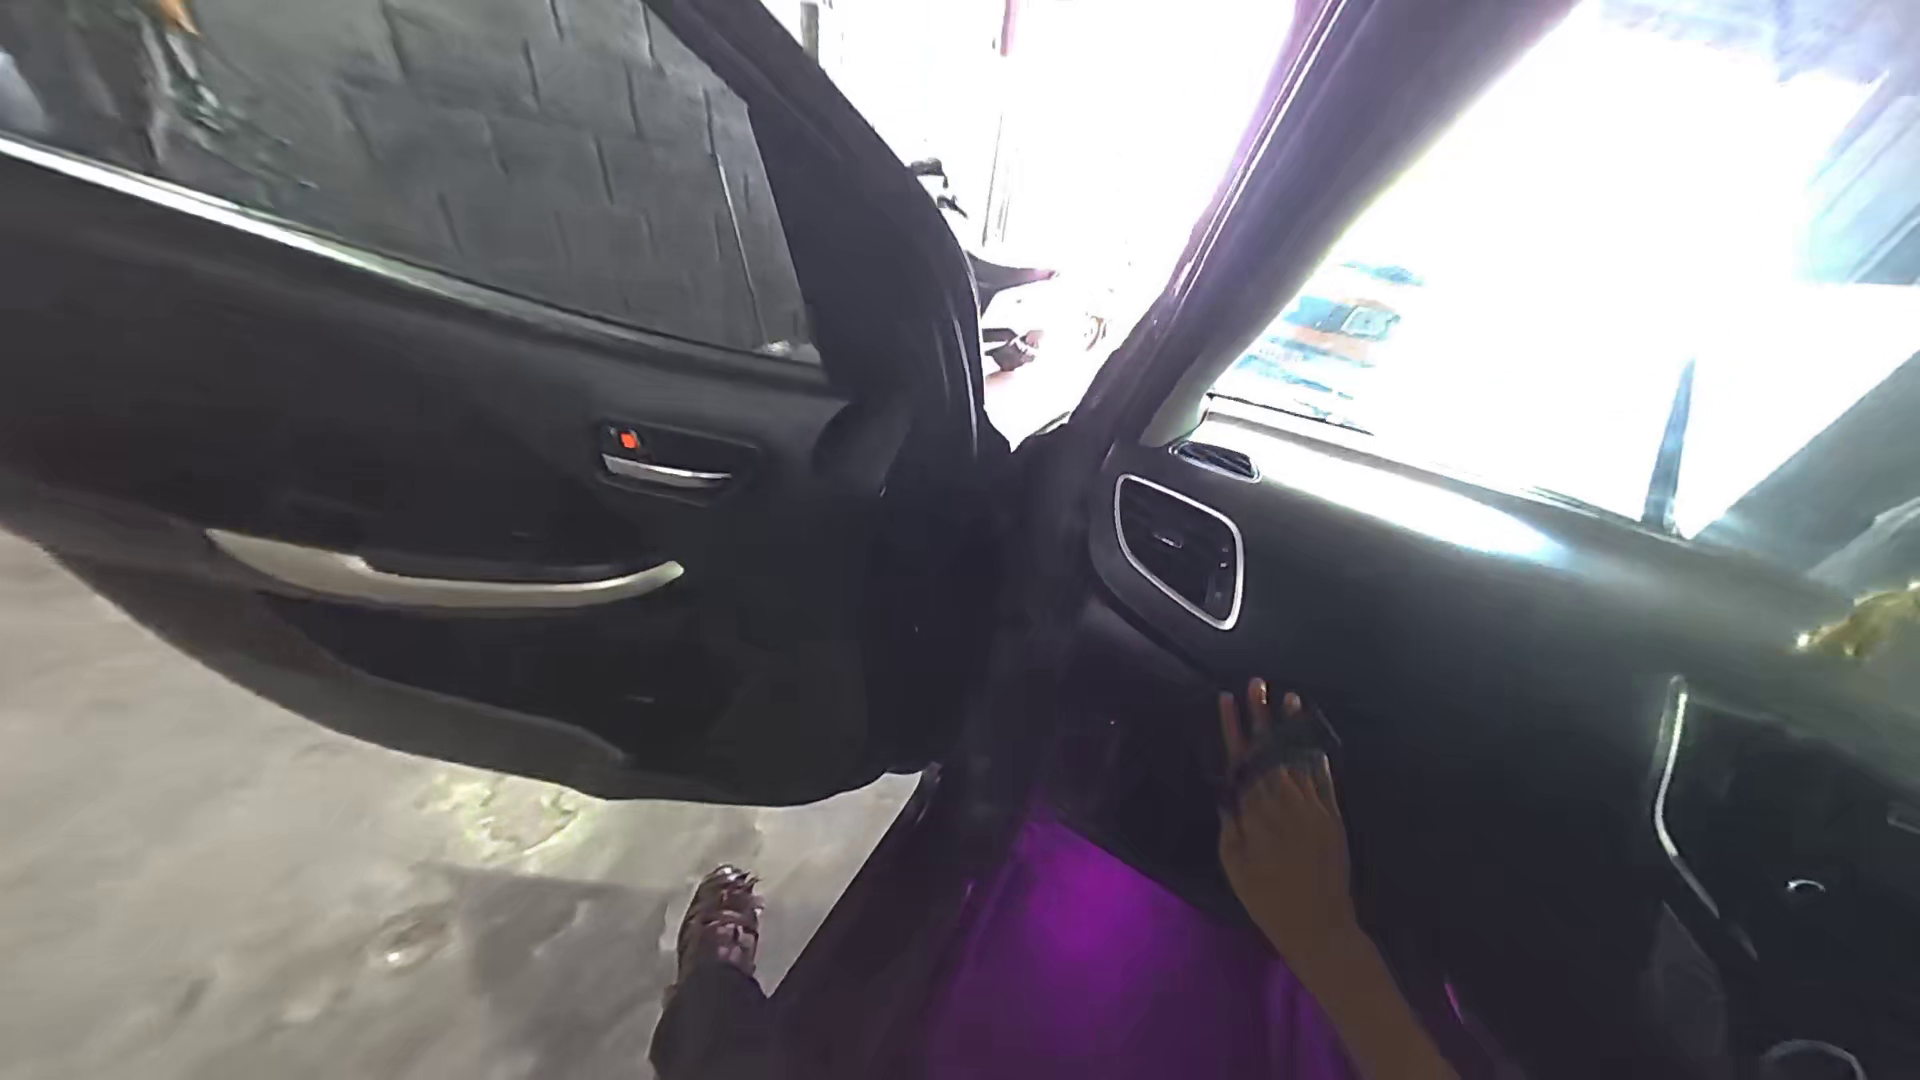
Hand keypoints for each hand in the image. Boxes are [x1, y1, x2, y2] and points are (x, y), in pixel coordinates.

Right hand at [1218, 677, 1359, 972]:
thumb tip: (1228, 787)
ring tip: (1288, 697)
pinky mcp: (1333, 816)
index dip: (1233, 725)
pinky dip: (1317, 754)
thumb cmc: (1265, 895)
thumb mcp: (1232, 860)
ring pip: (1298, 755)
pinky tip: (1311, 736)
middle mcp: (1284, 799)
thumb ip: (1230, 820)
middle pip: (1270, 747)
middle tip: (1258, 684)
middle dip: (1261, 713)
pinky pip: (1324, 778)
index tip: (1226, 698)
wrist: (1319, 926)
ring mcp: (1312, 806)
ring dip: (1291, 726)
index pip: (1240, 755)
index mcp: (1255, 808)